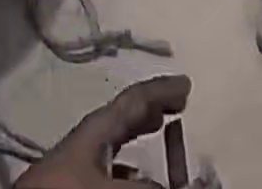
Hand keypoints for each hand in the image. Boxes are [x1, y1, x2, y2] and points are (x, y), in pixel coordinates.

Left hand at [15, 76, 191, 188]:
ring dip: (142, 134)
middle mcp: (89, 136)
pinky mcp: (74, 179)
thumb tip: (173, 185)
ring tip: (164, 131)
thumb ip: (145, 187)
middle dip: (153, 107)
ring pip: (118, 139)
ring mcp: (79, 159)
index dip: (162, 90)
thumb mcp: (108, 187)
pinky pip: (111, 165)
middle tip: (180, 102)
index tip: (187, 84)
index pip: (134, 98)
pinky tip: (139, 175)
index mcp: (97, 126)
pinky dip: (131, 165)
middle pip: (126, 114)